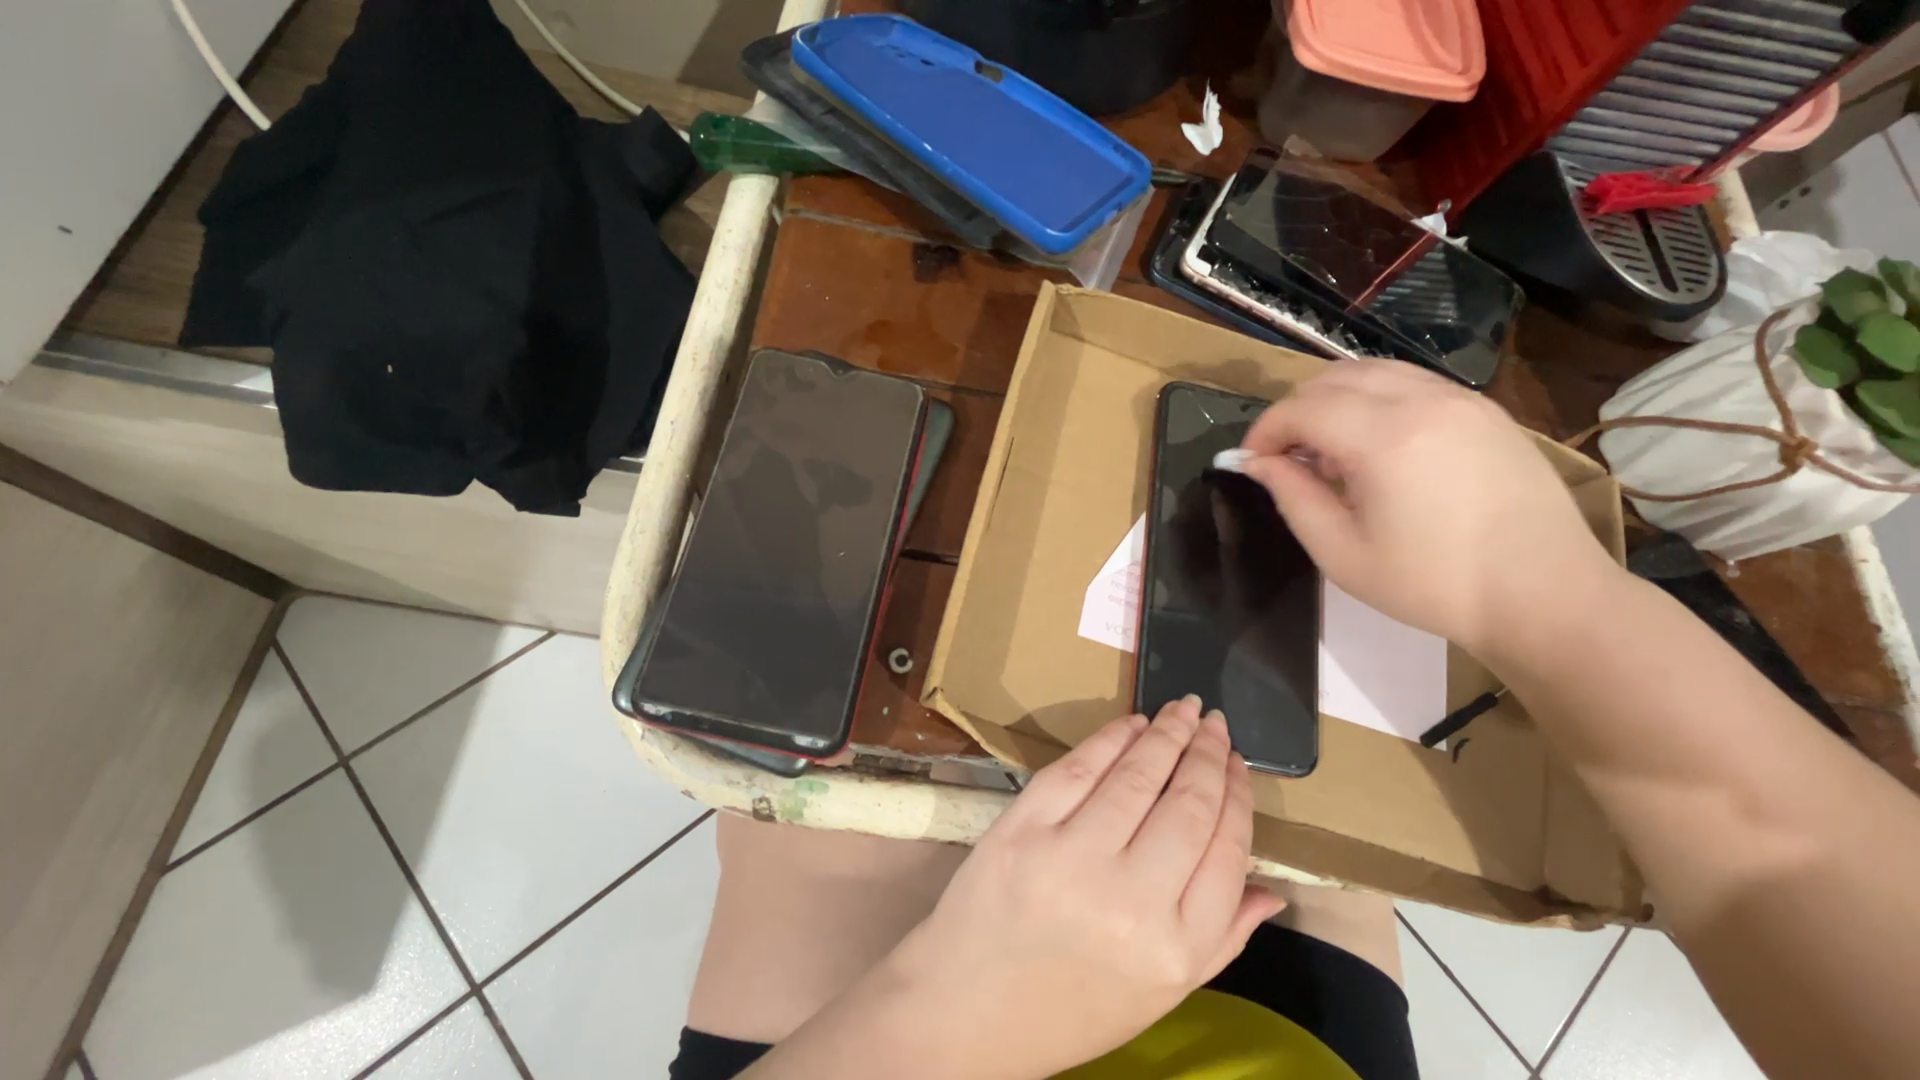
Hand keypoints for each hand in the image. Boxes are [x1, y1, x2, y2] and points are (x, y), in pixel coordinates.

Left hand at [878, 698, 1282, 1079]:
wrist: (968, 1010)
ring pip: (1135, 778)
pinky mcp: (1022, 830)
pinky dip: (1110, 739)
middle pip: (1186, 805)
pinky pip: (1076, 769)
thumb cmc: (1071, 1009)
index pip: (1226, 852)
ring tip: (1183, 711)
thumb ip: (1222, 940)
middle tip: (1215, 721)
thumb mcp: (1161, 994)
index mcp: (1174, 949)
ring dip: (1165, 735)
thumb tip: (1272, 890)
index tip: (1238, 763)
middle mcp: (1130, 901)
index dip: (1236, 798)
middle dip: (1207, 754)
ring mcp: (1070, 859)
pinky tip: (1133, 724)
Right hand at [1237, 359, 1619, 653]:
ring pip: (1375, 371)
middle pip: (1334, 378)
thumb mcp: (1342, 553)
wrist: (1544, 596)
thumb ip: (1292, 498)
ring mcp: (1461, 399)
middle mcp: (1423, 401)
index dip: (1264, 430)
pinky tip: (1375, 445)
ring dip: (1335, 399)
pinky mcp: (1486, 410)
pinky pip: (1413, 383)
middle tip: (1284, 457)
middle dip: (1296, 411)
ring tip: (1326, 448)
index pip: (1302, 408)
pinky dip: (1376, 399)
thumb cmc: (1432, 585)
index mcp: (1385, 437)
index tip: (1250, 462)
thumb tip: (1256, 463)